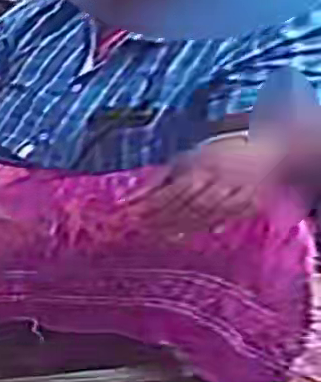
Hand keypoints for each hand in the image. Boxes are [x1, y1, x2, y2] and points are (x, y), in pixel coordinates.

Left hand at [138, 137, 285, 233]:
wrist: (258, 146)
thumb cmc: (206, 158)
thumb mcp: (177, 164)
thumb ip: (151, 183)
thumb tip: (123, 202)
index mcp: (202, 169)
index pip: (173, 193)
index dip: (151, 207)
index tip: (132, 217)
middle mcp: (226, 178)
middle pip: (192, 205)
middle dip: (165, 220)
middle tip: (143, 230)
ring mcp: (245, 187)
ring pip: (213, 212)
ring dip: (185, 226)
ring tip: (161, 235)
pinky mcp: (257, 194)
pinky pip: (235, 213)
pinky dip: (213, 224)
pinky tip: (191, 232)